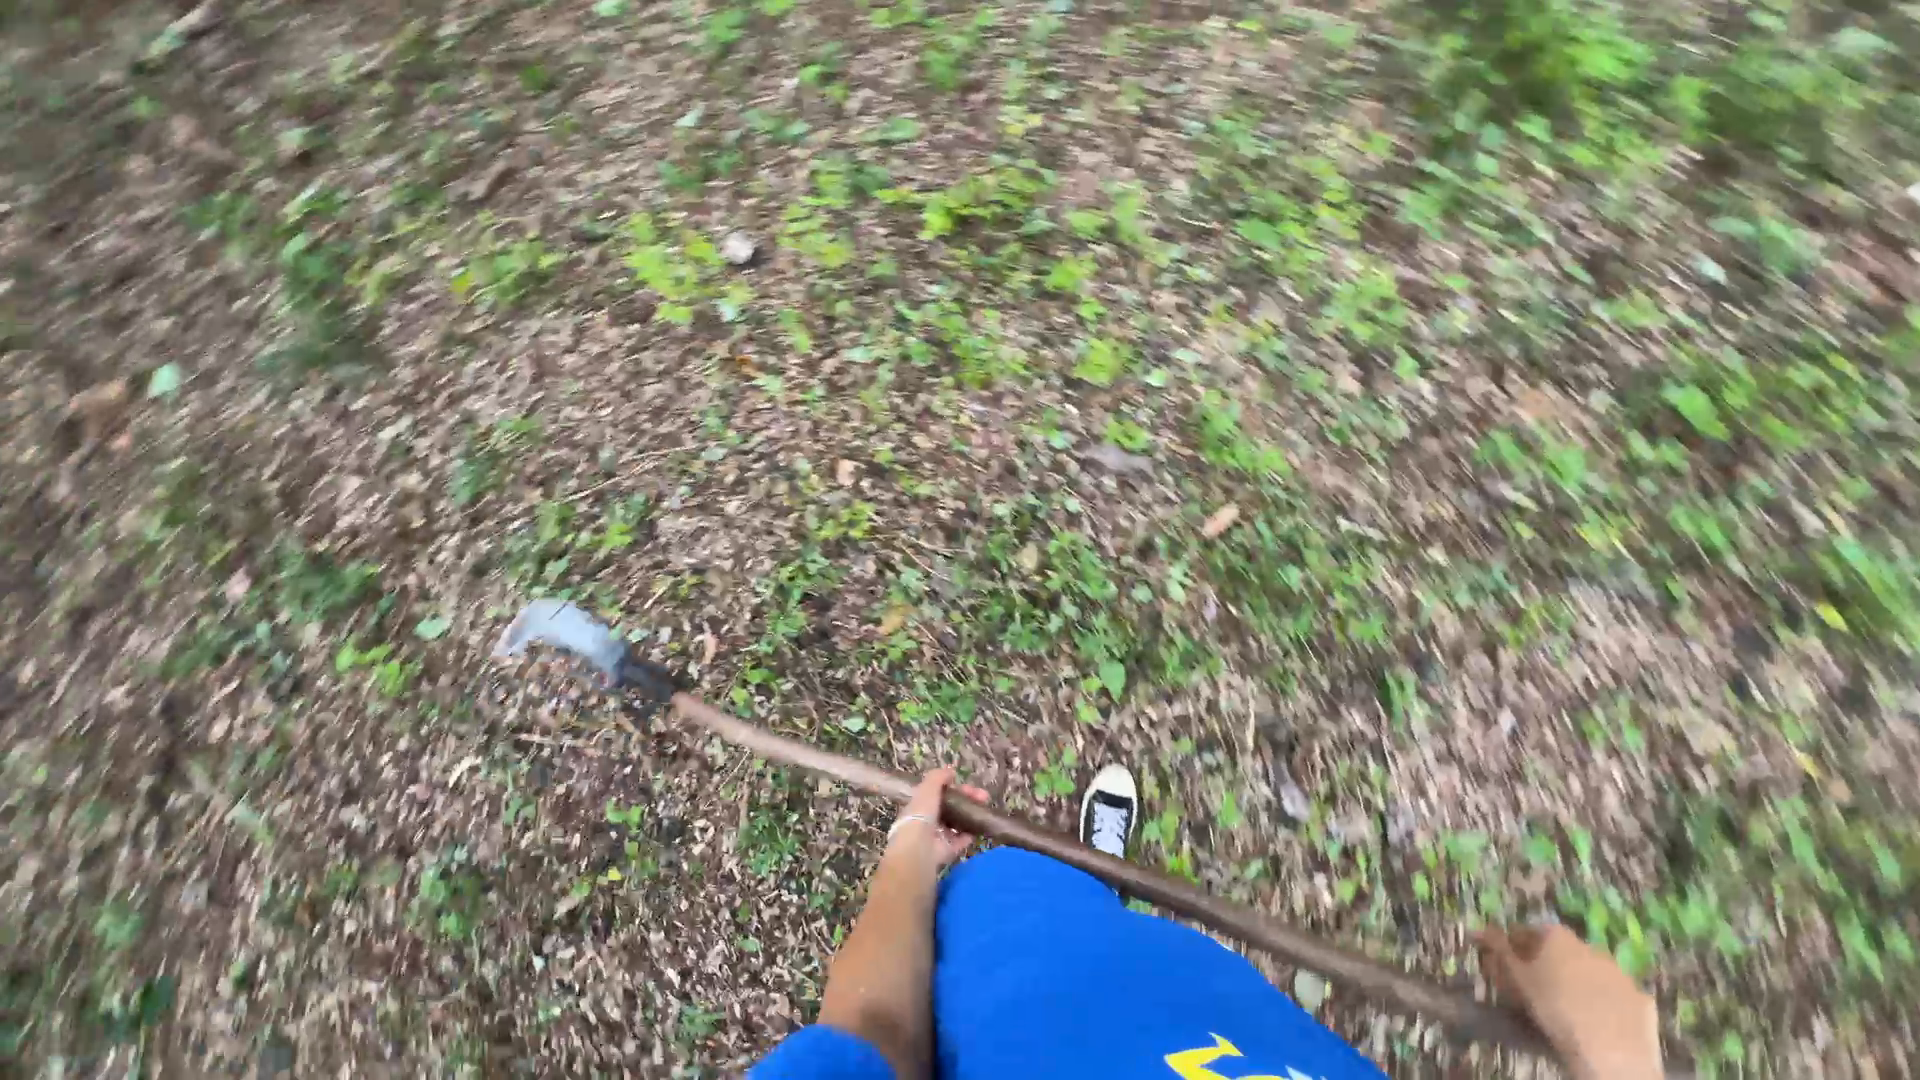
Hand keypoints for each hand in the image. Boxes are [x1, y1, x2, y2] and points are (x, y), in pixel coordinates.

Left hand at [889, 767, 987, 870]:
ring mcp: (937, 836)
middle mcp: (928, 820)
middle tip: (984, 796)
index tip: (969, 786)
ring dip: (971, 815)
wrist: (919, 846)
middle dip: (968, 800)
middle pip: (952, 807)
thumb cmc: (921, 813)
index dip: (956, 789)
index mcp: (921, 804)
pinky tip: (979, 826)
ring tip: (984, 809)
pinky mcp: (946, 851)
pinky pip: (960, 840)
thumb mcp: (927, 788)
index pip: (940, 794)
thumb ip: (939, 777)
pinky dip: (970, 834)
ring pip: (957, 823)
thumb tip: (951, 770)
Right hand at [1477, 924, 1661, 1079]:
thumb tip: (1479, 928)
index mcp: (1559, 938)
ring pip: (1592, 972)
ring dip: (1579, 981)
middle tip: (1537, 986)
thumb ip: (1499, 950)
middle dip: (1550, 963)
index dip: (1517, 944)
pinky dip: (1605, 1002)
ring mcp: (1622, 974)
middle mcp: (1592, 947)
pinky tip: (1597, 1021)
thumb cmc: (1554, 1008)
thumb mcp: (1517, 978)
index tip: (1509, 962)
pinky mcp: (1643, 1000)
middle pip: (1563, 950)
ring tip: (1568, 1007)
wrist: (1611, 1054)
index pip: (1531, 931)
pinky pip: (1617, 996)